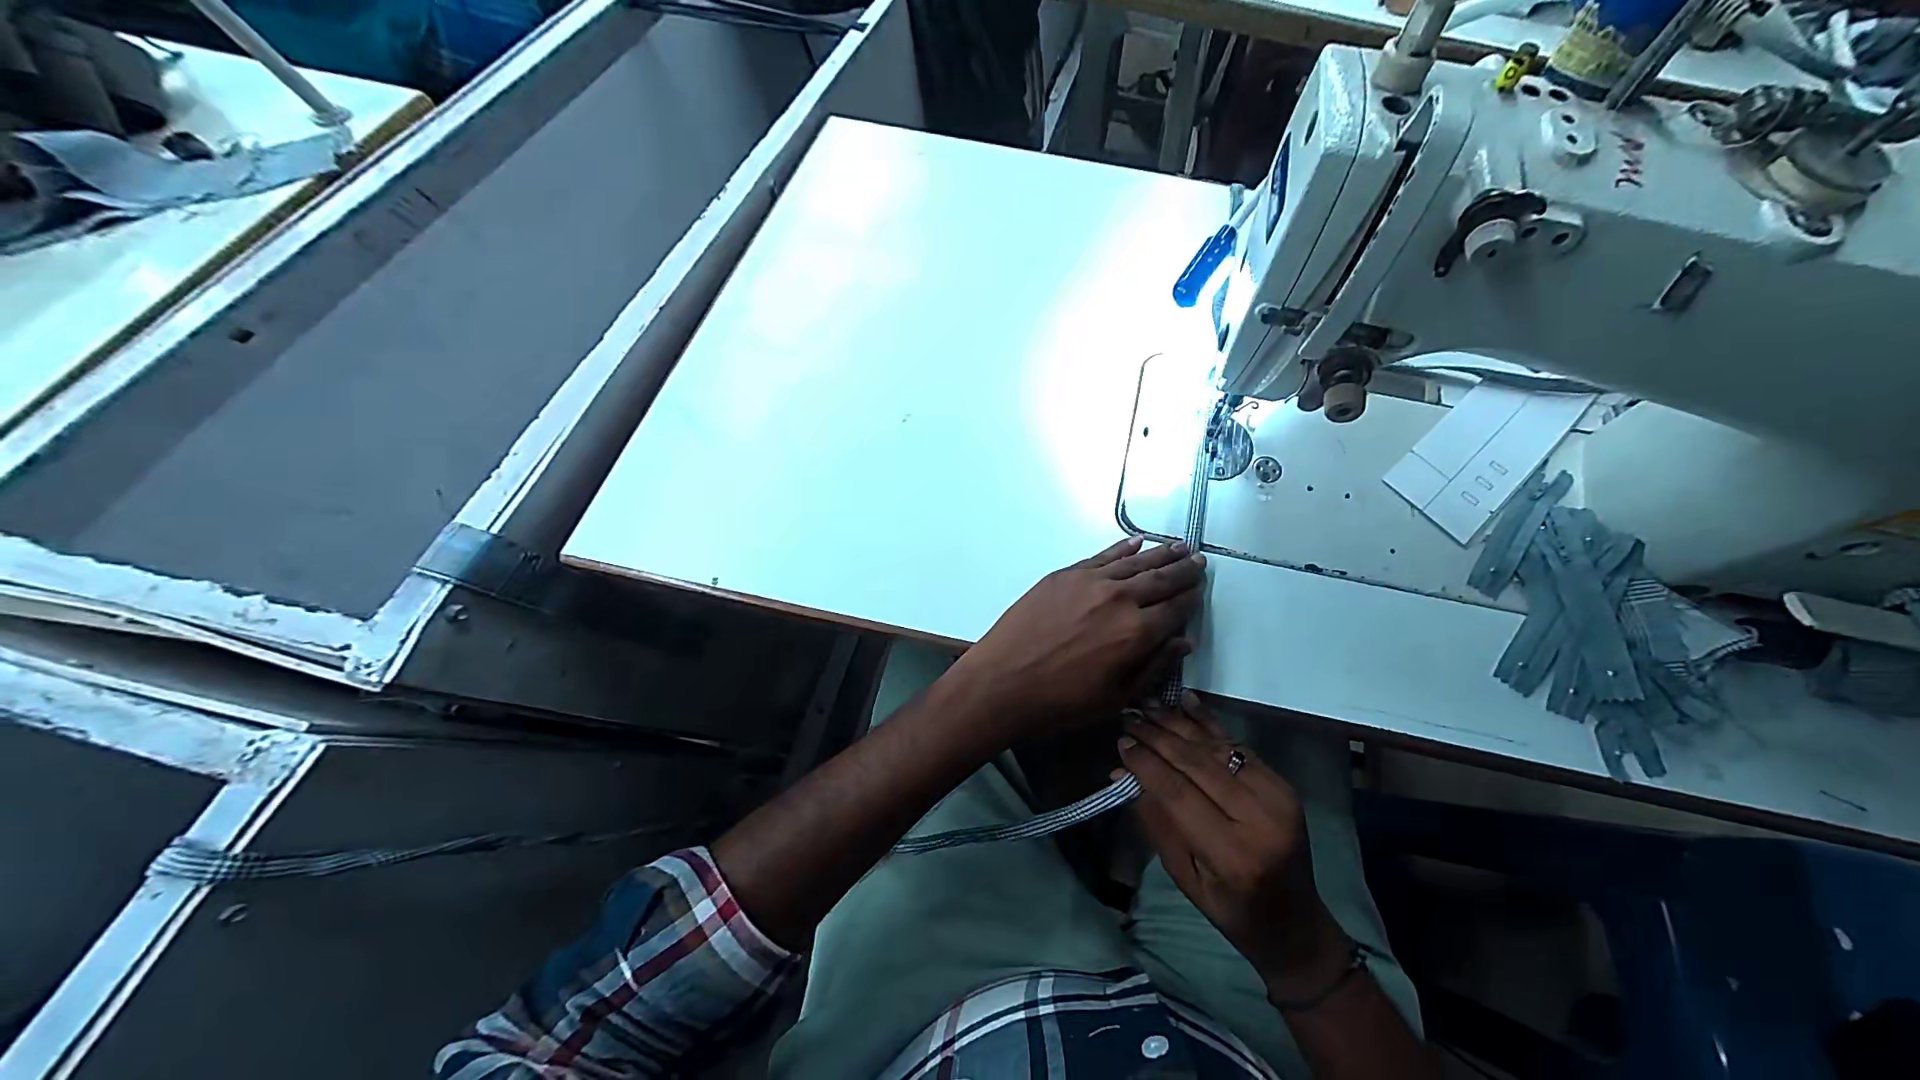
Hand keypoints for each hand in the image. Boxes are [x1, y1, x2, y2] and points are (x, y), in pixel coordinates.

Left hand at [943, 537, 1204, 740]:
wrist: (1000, 683)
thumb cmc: (1058, 703)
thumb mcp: (1114, 698)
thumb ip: (1152, 667)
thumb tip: (1183, 642)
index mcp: (1136, 634)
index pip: (1176, 609)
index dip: (1191, 598)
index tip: (1201, 589)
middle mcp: (1118, 600)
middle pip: (1160, 579)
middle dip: (1183, 570)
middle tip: (1199, 560)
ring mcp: (1089, 582)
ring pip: (1134, 561)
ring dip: (1160, 553)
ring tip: (1178, 547)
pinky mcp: (1063, 575)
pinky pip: (1101, 556)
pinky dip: (1122, 548)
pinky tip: (1137, 543)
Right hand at [1119, 693, 1350, 1001]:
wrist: (1296, 922)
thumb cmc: (1232, 909)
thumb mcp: (1184, 876)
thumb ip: (1155, 821)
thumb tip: (1122, 773)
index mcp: (1233, 854)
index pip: (1178, 794)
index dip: (1147, 764)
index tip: (1121, 743)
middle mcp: (1260, 819)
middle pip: (1198, 765)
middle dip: (1158, 738)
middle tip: (1129, 719)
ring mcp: (1278, 798)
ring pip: (1218, 748)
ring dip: (1180, 724)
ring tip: (1148, 704)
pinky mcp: (1283, 785)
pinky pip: (1239, 746)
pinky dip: (1209, 724)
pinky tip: (1185, 702)